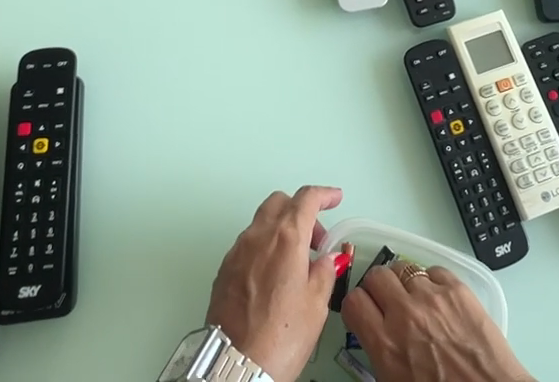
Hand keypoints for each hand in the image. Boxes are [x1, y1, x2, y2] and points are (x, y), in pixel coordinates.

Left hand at [205, 186, 343, 381]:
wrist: (235, 365)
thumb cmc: (279, 337)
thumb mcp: (316, 305)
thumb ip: (325, 272)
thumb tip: (329, 259)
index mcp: (287, 237)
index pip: (307, 198)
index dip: (324, 194)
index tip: (334, 198)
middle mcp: (259, 236)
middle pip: (281, 202)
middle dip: (301, 210)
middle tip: (317, 238)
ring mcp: (237, 251)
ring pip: (262, 221)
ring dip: (282, 228)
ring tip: (297, 261)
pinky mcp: (224, 269)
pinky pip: (247, 243)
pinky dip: (264, 246)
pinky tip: (274, 273)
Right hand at [342, 263, 534, 381]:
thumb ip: (379, 352)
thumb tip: (373, 331)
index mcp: (386, 345)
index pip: (353, 301)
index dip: (358, 305)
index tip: (365, 311)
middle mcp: (405, 314)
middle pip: (376, 276)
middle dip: (379, 288)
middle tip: (388, 301)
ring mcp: (432, 297)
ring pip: (404, 267)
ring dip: (405, 282)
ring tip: (415, 299)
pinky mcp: (458, 289)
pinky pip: (433, 270)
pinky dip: (432, 281)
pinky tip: (438, 299)